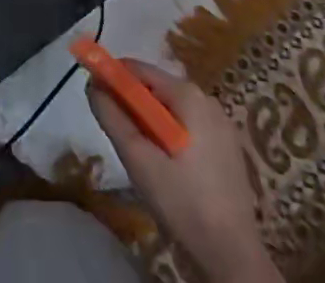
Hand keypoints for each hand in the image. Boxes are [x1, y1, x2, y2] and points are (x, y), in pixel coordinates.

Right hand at [87, 59, 282, 282]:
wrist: (232, 255)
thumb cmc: (182, 201)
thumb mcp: (138, 158)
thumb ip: (112, 117)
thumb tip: (92, 84)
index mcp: (188, 96)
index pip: (138, 70)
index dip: (111, 78)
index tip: (93, 95)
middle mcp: (208, 100)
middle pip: (155, 88)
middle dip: (131, 104)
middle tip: (117, 135)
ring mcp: (221, 124)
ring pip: (170, 110)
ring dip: (148, 123)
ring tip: (139, 156)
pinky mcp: (227, 147)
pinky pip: (187, 127)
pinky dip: (168, 135)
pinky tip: (165, 167)